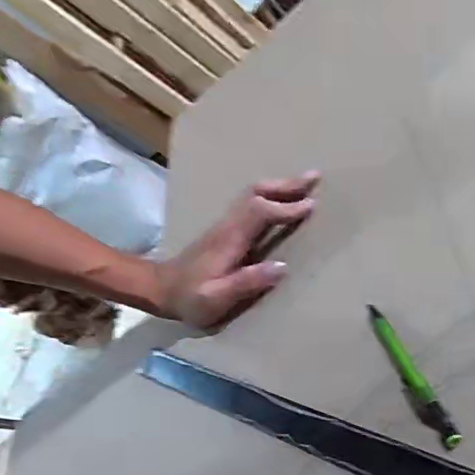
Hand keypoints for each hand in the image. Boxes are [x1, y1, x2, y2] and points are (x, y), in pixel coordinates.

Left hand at [151, 171, 319, 328]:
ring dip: (280, 187)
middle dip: (286, 185)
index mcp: (230, 240)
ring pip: (253, 196)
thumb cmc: (190, 298)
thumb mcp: (217, 298)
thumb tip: (282, 267)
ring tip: (305, 185)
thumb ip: (247, 283)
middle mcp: (228, 226)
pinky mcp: (227, 232)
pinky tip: (283, 200)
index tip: (313, 205)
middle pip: (256, 194)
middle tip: (315, 176)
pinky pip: (252, 205)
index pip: (260, 212)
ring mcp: (226, 226)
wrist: (160, 289)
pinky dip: (271, 197)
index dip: (286, 207)